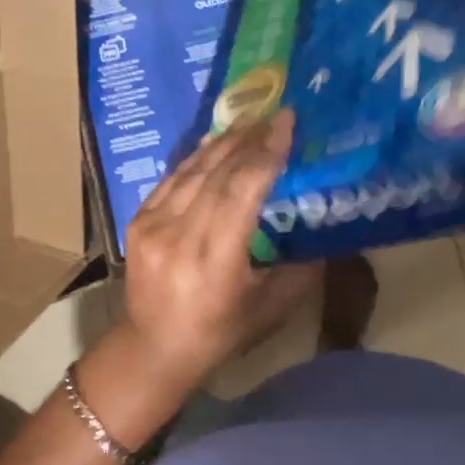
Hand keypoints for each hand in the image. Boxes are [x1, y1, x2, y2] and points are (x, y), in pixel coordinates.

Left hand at [119, 113, 321, 390]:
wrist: (152, 348)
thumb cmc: (217, 334)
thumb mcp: (267, 310)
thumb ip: (298, 272)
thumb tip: (326, 238)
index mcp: (214, 260)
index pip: (241, 192)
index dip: (265, 154)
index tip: (286, 124)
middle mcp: (180, 235)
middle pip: (218, 174)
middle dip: (249, 140)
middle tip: (275, 116)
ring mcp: (153, 225)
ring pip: (193, 171)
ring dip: (223, 143)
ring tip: (251, 121)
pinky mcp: (138, 221)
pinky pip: (172, 179)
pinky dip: (196, 158)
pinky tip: (214, 142)